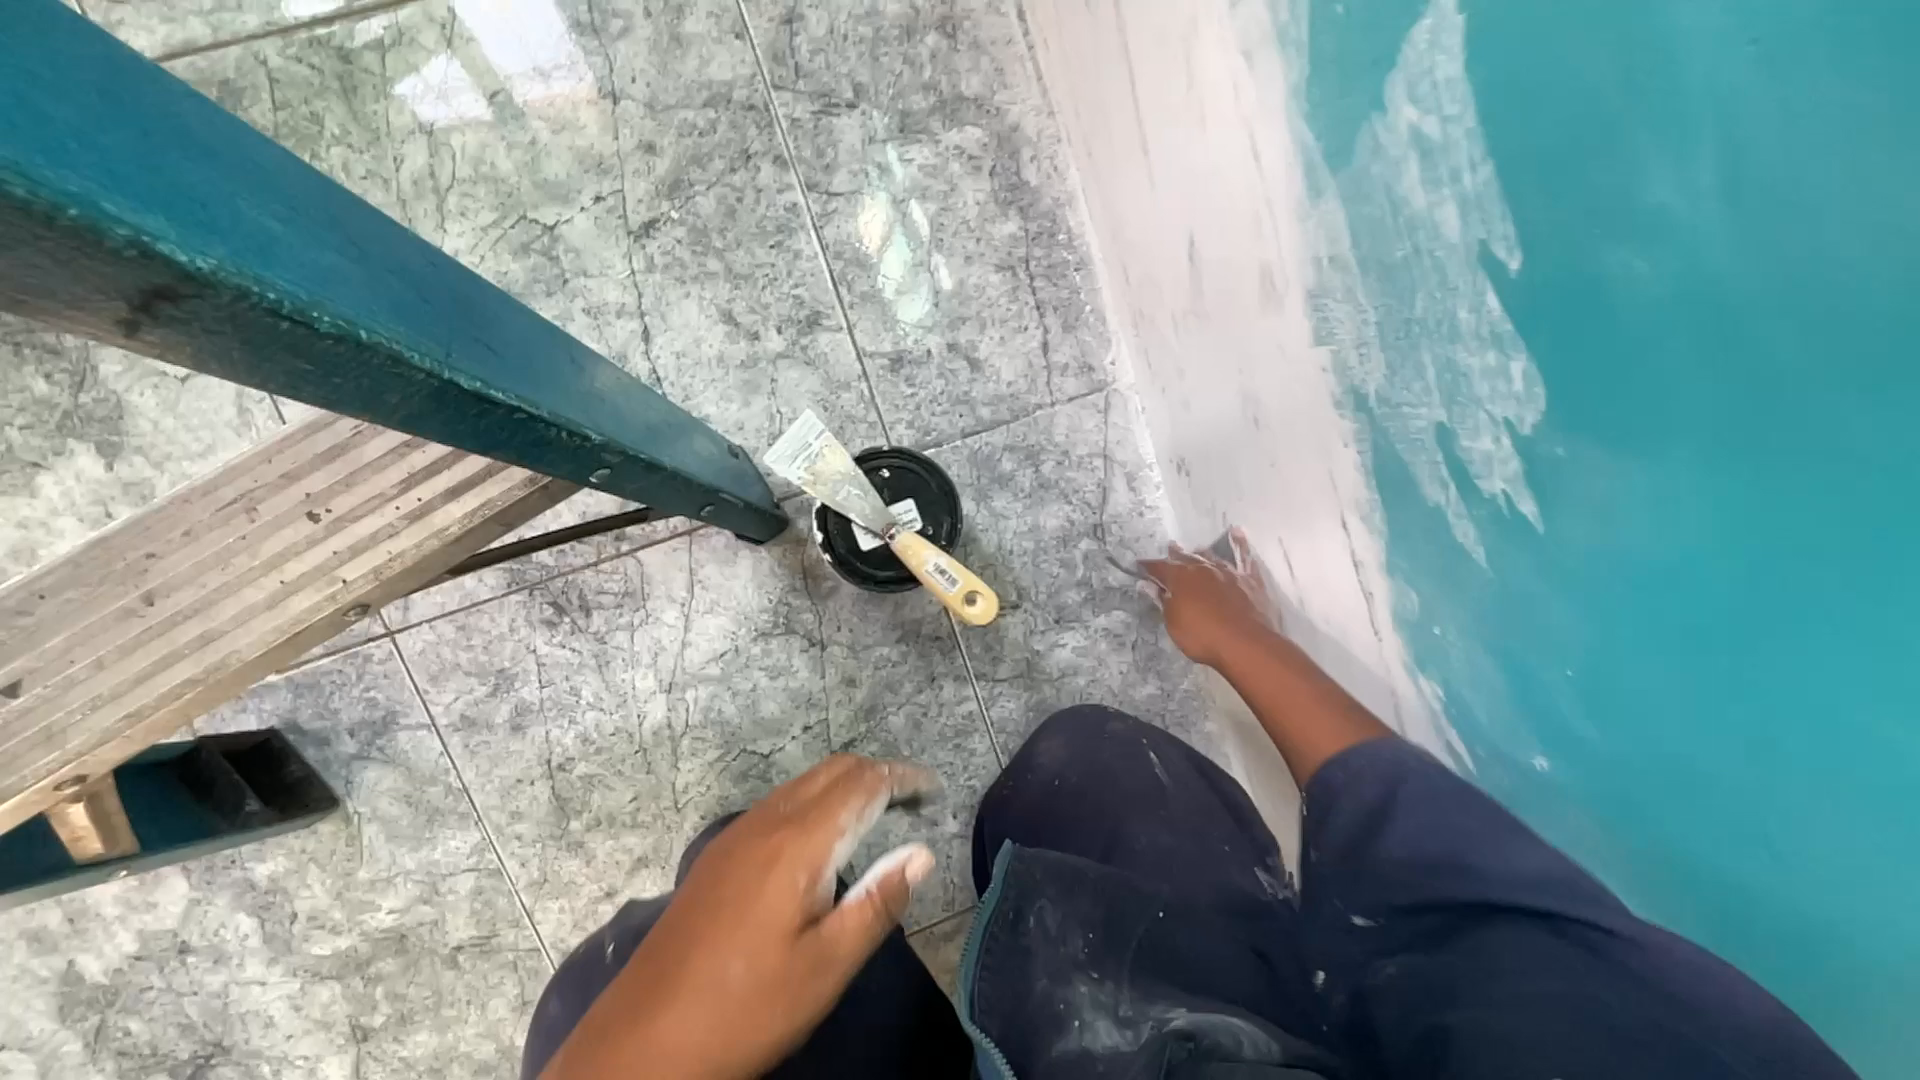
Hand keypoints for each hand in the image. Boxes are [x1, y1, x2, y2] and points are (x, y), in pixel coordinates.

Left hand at [544, 755, 939, 1079]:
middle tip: (913, 800)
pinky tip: (824, 843)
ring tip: (879, 816)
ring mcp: (735, 836)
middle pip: (832, 770)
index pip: (862, 783)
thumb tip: (921, 852)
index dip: (902, 777)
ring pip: (803, 784)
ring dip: (845, 786)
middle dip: (877, 773)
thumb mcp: (826, 967)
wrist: (642, 1042)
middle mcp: (764, 822)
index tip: (935, 788)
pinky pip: (779, 805)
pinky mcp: (718, 857)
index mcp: (797, 842)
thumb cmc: (747, 1008)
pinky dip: (816, 803)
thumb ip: (878, 902)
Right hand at [1138, 527, 1279, 667]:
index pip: (1159, 568)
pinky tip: (1237, 532)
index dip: (1149, 567)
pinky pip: (1245, 556)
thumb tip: (1149, 585)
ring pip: (1211, 556)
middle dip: (1175, 554)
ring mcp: (1228, 572)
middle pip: (1185, 558)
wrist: (1246, 644)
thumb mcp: (1173, 623)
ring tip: (1196, 548)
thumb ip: (1162, 601)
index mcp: (1181, 578)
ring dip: (1201, 553)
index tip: (1140, 565)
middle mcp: (1203, 569)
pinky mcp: (1250, 579)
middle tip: (1170, 548)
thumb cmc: (1203, 636)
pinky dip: (1240, 544)